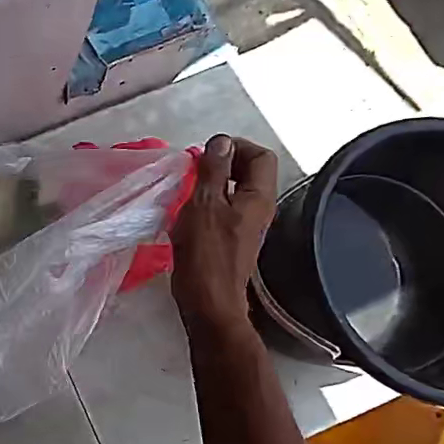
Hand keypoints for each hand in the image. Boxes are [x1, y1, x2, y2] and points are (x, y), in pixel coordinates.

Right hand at [171, 134, 277, 330]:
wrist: (207, 301)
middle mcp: (258, 210)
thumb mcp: (204, 205)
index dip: (236, 147)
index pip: (260, 157)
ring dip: (209, 185)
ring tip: (184, 188)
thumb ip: (213, 171)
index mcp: (259, 198)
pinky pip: (221, 211)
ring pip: (232, 192)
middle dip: (221, 164)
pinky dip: (204, 204)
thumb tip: (221, 142)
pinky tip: (183, 213)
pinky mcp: (229, 240)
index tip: (207, 152)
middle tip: (193, 168)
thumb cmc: (206, 253)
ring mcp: (244, 227)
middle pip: (248, 173)